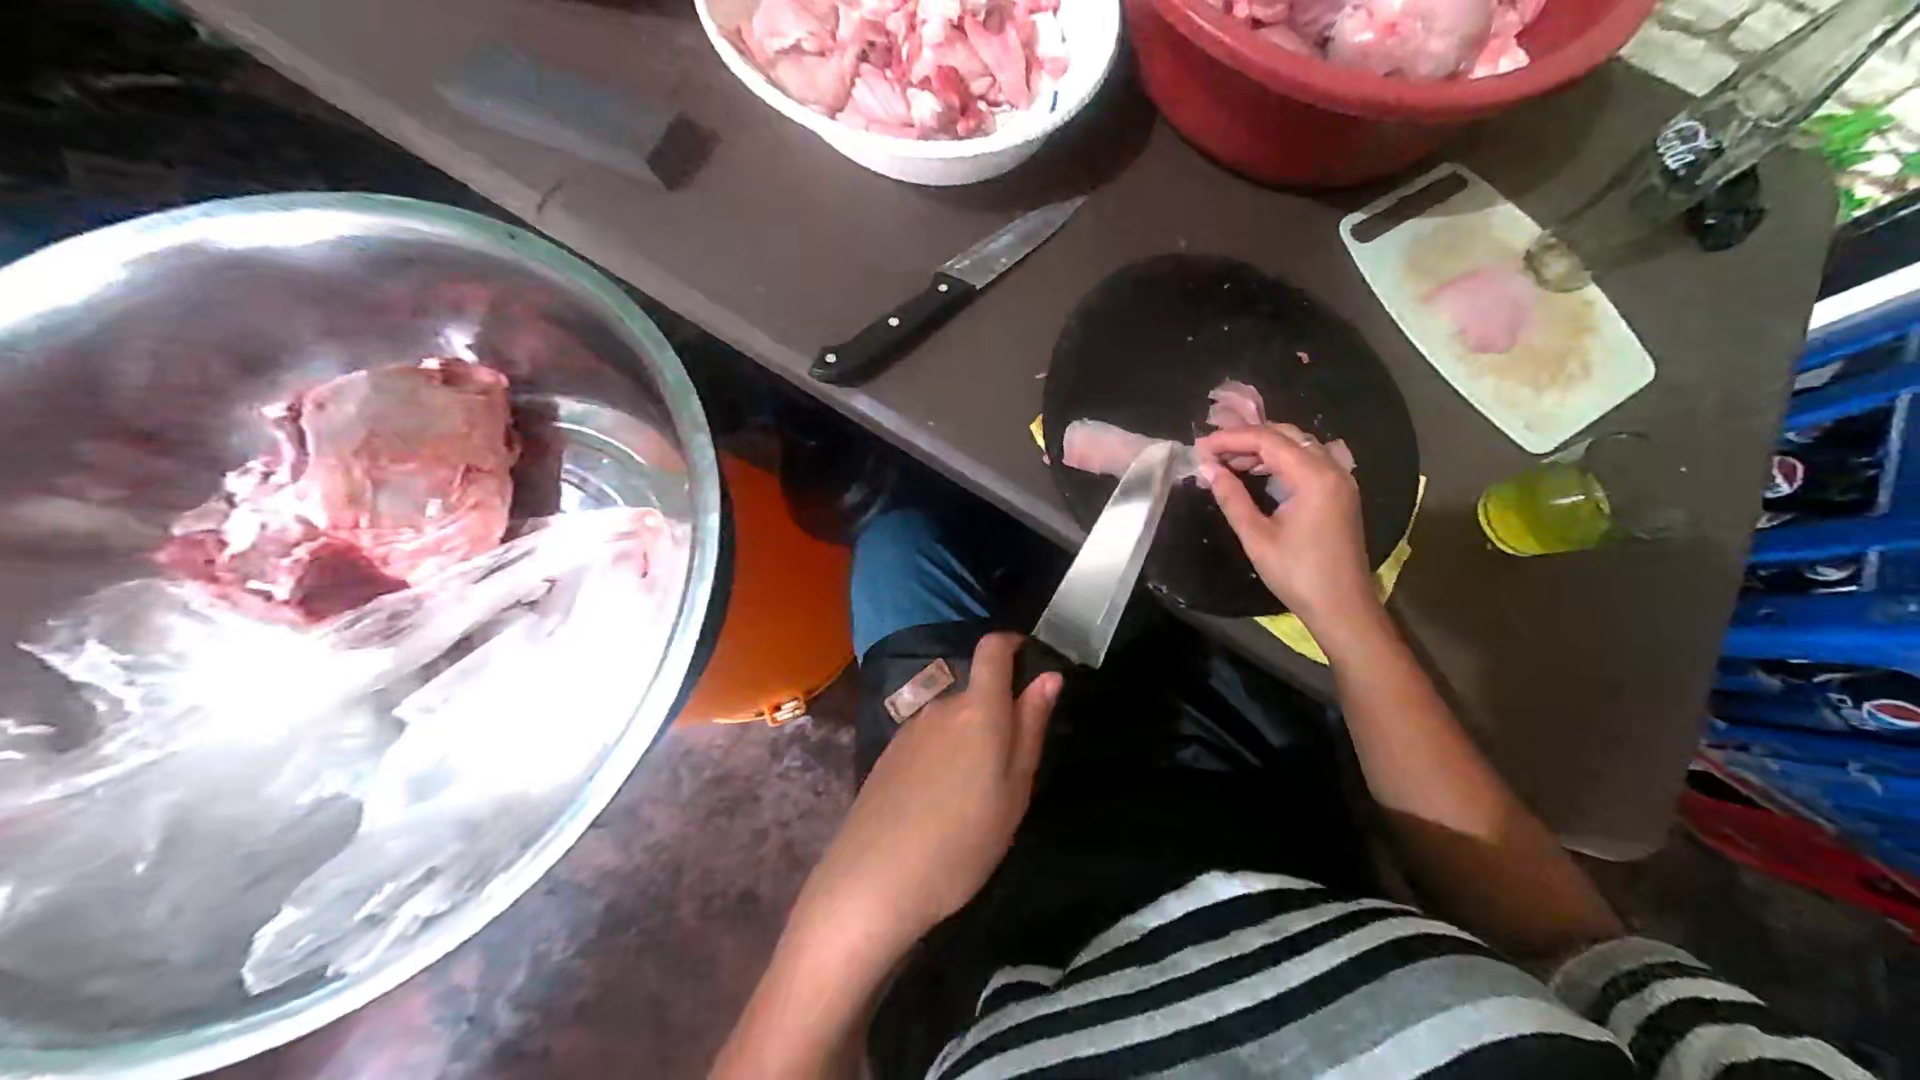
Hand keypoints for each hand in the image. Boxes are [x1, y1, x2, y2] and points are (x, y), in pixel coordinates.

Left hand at [791, 633, 1061, 952]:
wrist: (874, 880)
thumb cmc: (963, 842)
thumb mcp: (1014, 790)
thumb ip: (1030, 727)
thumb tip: (1049, 676)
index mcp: (978, 710)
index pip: (992, 649)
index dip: (1011, 643)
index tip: (1029, 658)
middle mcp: (941, 706)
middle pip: (975, 691)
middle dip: (996, 713)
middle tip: (1011, 768)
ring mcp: (909, 729)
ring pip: (952, 718)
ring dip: (969, 738)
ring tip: (975, 795)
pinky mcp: (888, 753)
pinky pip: (928, 739)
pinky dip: (944, 755)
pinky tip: (940, 801)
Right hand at [1194, 424, 1376, 627]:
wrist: (1342, 606)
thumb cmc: (1297, 574)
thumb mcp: (1256, 536)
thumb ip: (1232, 497)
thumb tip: (1208, 468)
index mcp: (1314, 477)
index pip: (1267, 440)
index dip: (1230, 438)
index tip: (1200, 446)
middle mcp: (1332, 469)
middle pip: (1285, 436)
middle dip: (1246, 438)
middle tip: (1212, 451)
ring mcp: (1340, 479)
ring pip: (1298, 446)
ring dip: (1263, 448)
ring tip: (1228, 462)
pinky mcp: (1339, 492)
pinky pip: (1310, 460)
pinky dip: (1282, 459)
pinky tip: (1259, 471)